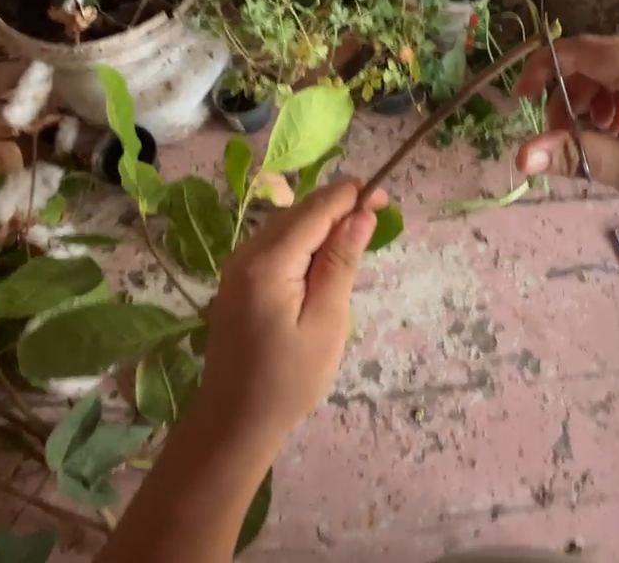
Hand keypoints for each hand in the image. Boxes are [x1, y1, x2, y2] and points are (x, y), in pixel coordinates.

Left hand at [192, 180, 383, 443]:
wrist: (233, 422)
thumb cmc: (288, 380)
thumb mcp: (326, 321)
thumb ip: (341, 262)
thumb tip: (361, 214)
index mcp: (269, 262)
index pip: (317, 208)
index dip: (352, 195)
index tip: (385, 198)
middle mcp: (248, 252)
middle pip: (301, 210)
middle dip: (340, 206)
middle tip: (378, 218)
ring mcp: (238, 264)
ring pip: (288, 223)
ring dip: (324, 221)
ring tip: (357, 240)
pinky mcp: (238, 278)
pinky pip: (277, 242)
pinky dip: (305, 240)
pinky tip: (324, 260)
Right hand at [513, 35, 618, 242]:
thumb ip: (574, 154)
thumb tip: (519, 155)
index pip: (583, 51)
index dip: (543, 68)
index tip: (519, 99)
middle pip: (597, 57)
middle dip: (567, 90)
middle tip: (560, 133)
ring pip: (613, 69)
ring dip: (590, 98)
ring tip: (591, 138)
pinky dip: (613, 102)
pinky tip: (616, 132)